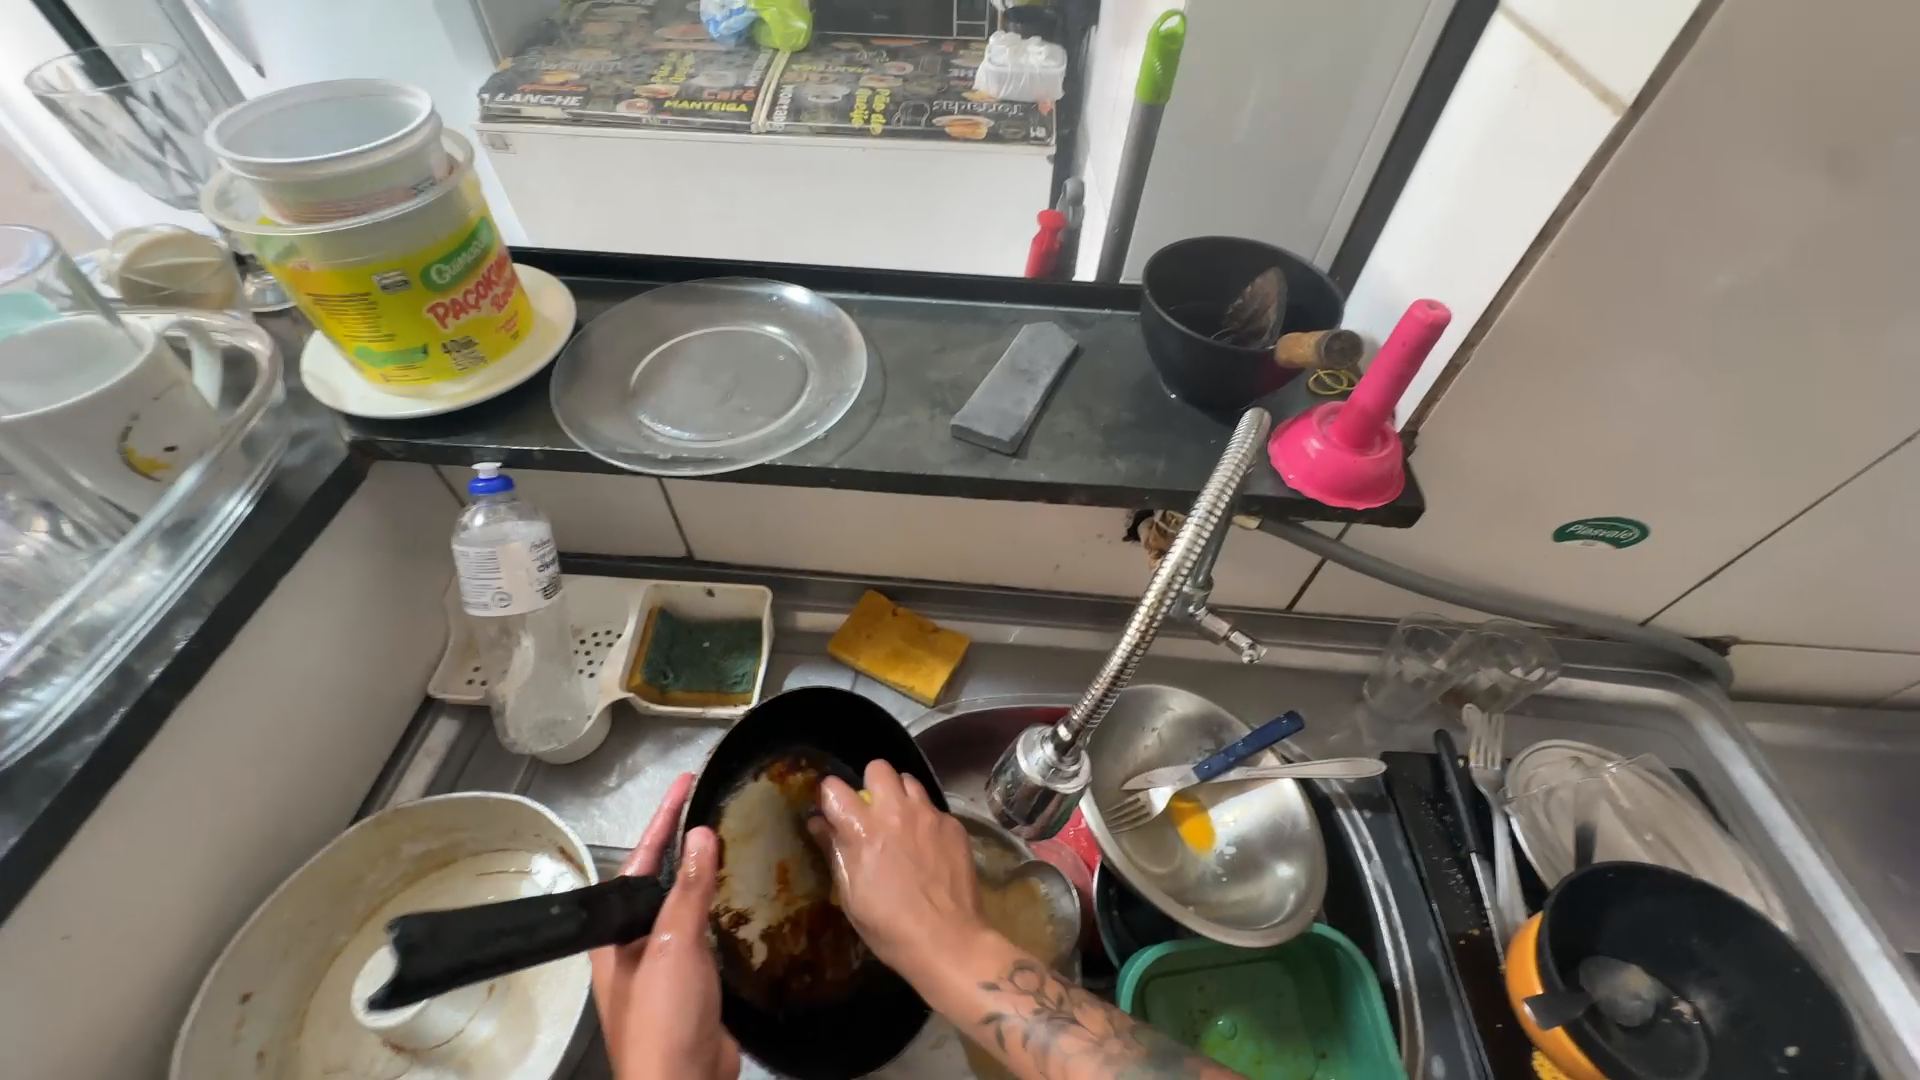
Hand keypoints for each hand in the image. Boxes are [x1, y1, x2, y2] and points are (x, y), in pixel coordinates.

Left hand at [590, 773, 739, 1079]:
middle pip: (660, 878)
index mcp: (616, 935)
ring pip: (685, 901)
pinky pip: (706, 926)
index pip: (638, 861)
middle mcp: (636, 944)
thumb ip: (687, 889)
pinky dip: (721, 902)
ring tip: (731, 836)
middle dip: (682, 840)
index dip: (662, 820)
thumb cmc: (664, 1017)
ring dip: (704, 870)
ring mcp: (666, 961)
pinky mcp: (694, 978)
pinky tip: (741, 890)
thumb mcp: (674, 945)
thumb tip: (699, 835)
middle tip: (711, 804)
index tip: (684, 784)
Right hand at [806, 760, 987, 980]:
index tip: (833, 810)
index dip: (830, 796)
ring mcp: (928, 815)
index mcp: (864, 830)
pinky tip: (928, 847)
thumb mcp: (850, 895)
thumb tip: (818, 822)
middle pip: (879, 767)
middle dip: (872, 783)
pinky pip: (934, 808)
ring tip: (902, 823)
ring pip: (910, 781)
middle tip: (873, 810)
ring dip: (901, 796)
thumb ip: (834, 850)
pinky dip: (926, 821)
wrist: (947, 941)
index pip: (834, 787)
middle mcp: (896, 811)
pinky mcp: (953, 824)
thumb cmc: (889, 926)